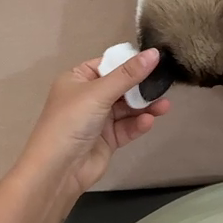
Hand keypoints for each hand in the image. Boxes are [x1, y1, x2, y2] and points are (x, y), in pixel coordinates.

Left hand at [13, 49, 172, 195]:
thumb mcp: (99, 92)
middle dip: (141, 86)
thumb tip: (154, 53)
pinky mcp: (107, 139)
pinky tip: (149, 121)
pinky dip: (138, 124)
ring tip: (164, 106)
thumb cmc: (72, 121)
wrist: (58, 170)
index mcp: (77, 79)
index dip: (129, 62)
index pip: (107, 64)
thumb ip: (128, 75)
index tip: (155, 59)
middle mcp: (87, 97)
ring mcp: (97, 119)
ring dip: (144, 107)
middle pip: (120, 86)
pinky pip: (126, 127)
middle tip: (164, 84)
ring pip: (127, 108)